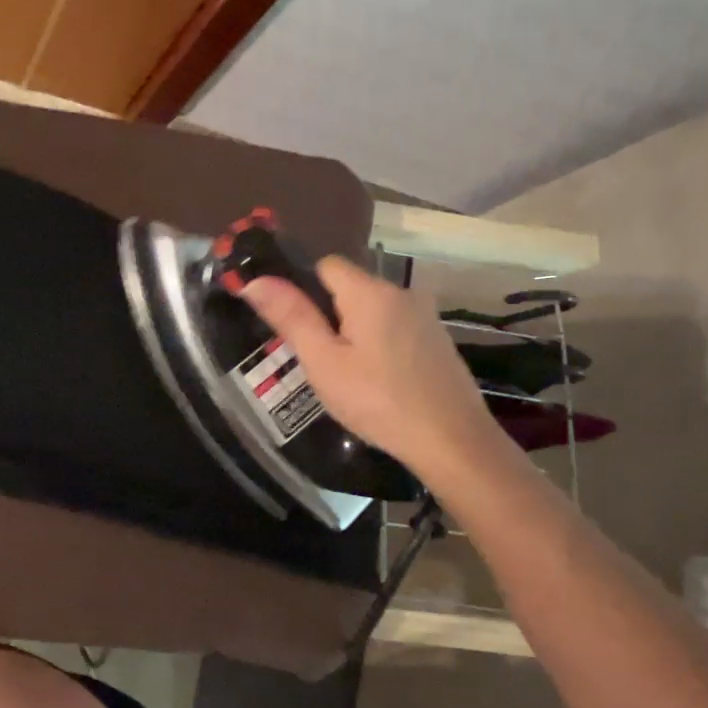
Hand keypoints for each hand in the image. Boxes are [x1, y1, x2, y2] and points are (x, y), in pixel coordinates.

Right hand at [240, 256, 505, 477]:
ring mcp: (425, 316)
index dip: (303, 289)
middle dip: (328, 316)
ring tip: (344, 375)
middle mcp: (401, 293)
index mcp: (370, 292)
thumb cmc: (378, 401)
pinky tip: (376, 382)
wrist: (452, 442)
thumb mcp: (323, 362)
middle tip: (316, 360)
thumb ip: (291, 317)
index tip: (295, 326)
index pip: (326, 265)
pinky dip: (378, 345)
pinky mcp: (437, 340)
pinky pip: (394, 328)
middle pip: (350, 288)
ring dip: (353, 333)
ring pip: (372, 311)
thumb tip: (254, 280)